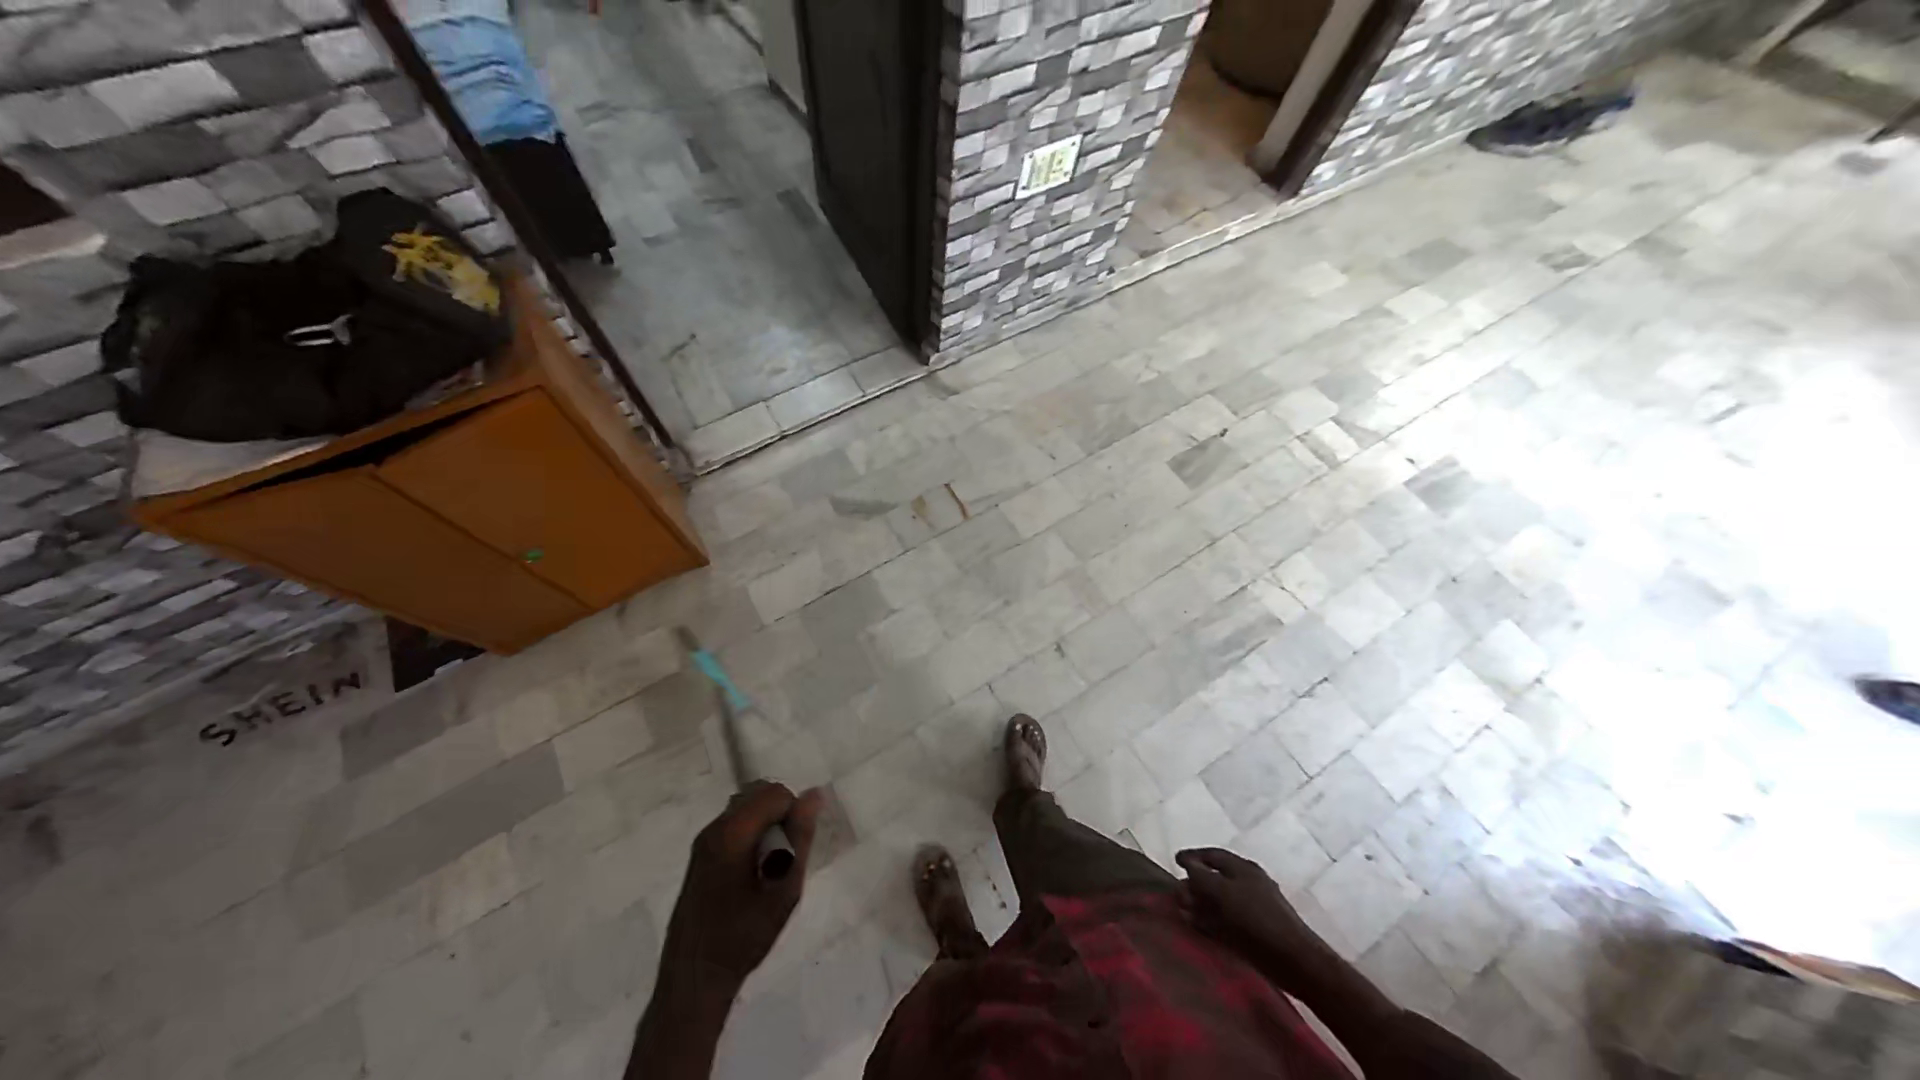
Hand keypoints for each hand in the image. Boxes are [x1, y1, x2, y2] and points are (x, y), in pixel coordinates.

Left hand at [661, 782, 823, 990]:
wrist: (695, 978)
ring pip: (747, 808)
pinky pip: (734, 826)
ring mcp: (703, 841)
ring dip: (767, 826)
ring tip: (772, 867)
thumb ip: (800, 838)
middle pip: (759, 794)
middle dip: (781, 816)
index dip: (794, 815)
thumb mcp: (784, 890)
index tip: (796, 852)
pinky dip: (752, 836)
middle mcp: (714, 828)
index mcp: (732, 833)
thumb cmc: (743, 937)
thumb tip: (814, 795)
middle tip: (787, 858)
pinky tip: (754, 874)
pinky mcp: (700, 855)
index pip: (776, 793)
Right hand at [1177, 847, 1340, 992]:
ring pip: (1219, 901)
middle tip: (1176, 892)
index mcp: (1243, 868)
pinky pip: (1225, 921)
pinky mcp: (1253, 931)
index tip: (1175, 860)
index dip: (1193, 856)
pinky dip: (1210, 921)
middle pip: (1215, 878)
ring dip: (1200, 904)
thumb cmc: (1256, 918)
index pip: (1213, 855)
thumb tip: (1188, 863)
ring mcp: (1252, 908)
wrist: (1293, 959)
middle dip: (1194, 884)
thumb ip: (1201, 876)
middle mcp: (1248, 884)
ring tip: (1182, 911)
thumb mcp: (1223, 891)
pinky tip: (1197, 927)